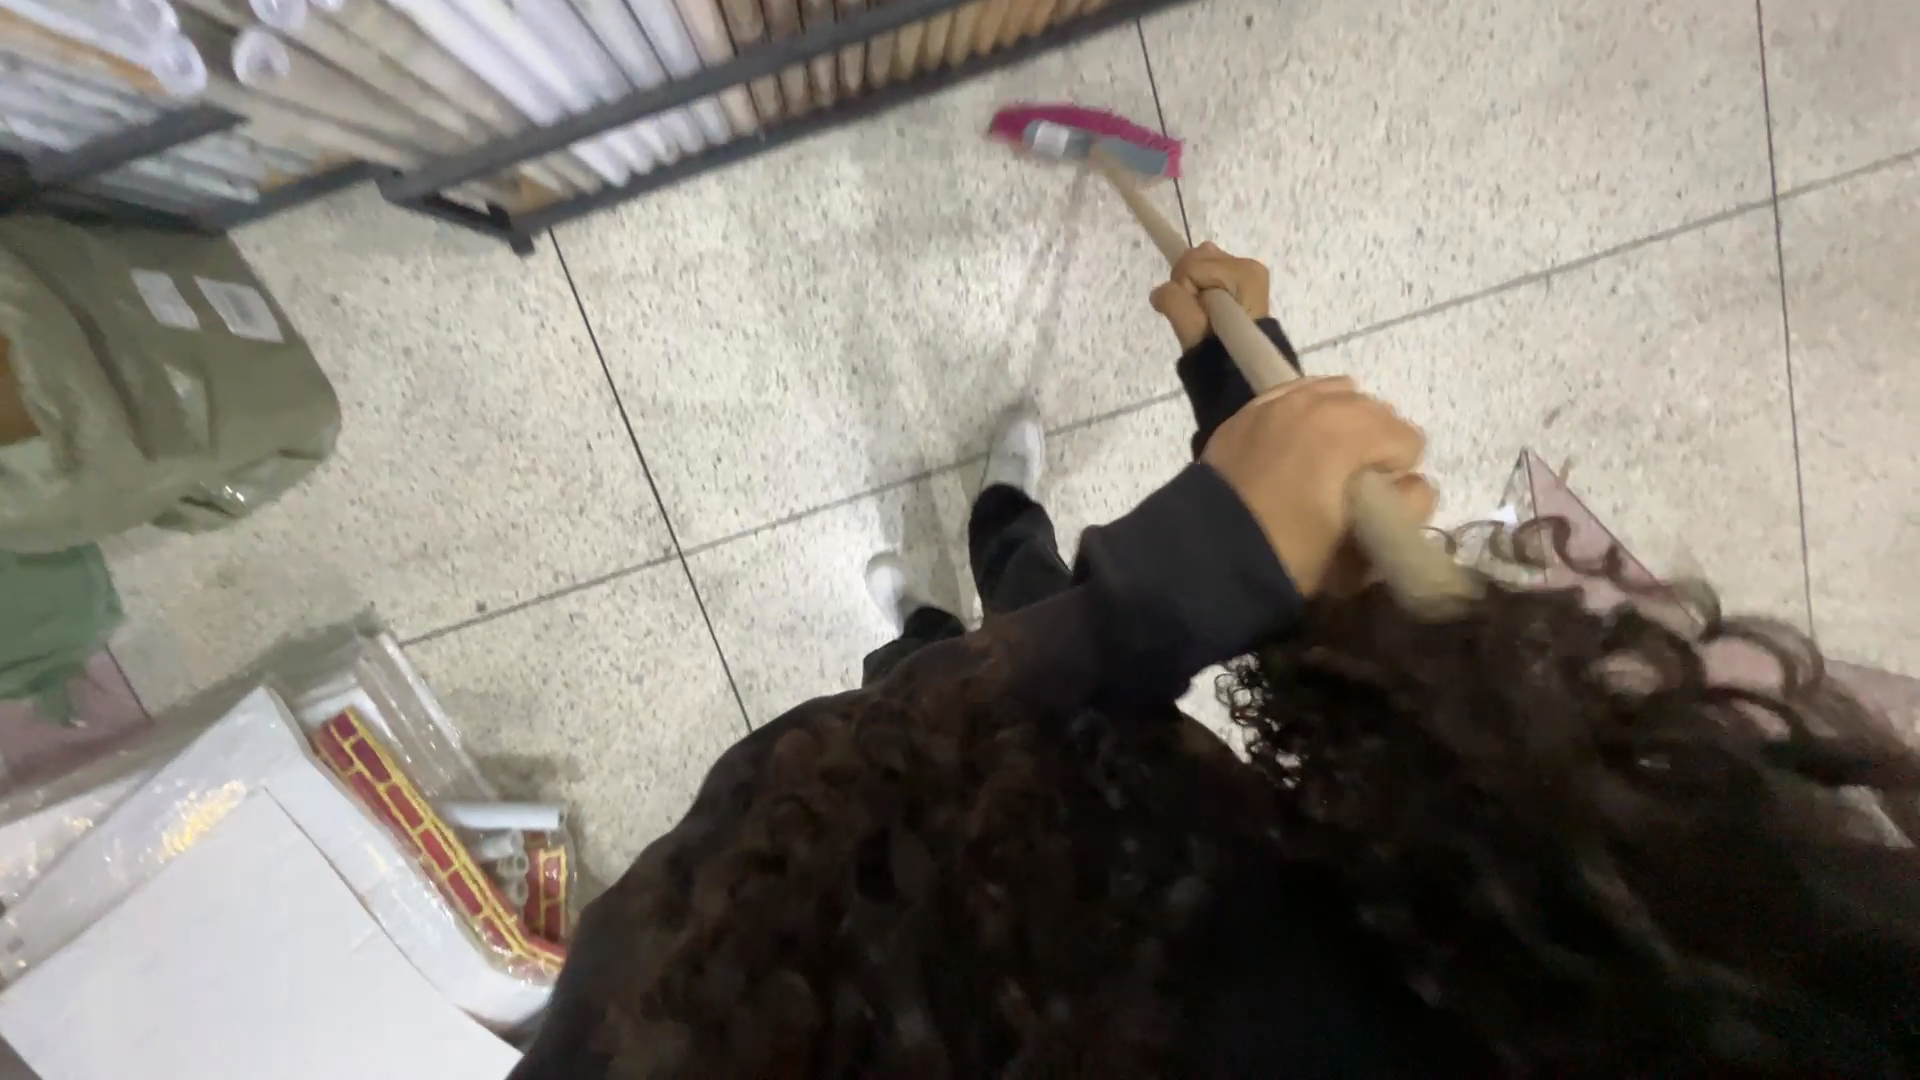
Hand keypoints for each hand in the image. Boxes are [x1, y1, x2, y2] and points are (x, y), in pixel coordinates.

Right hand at [1149, 242, 1271, 351]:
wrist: (1237, 369)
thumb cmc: (1215, 350)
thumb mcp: (1191, 327)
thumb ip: (1172, 301)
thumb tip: (1160, 293)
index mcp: (1242, 272)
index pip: (1191, 265)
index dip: (1183, 289)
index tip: (1193, 313)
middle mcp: (1248, 265)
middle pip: (1197, 256)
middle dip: (1187, 283)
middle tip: (1198, 313)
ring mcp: (1247, 270)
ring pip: (1201, 261)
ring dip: (1193, 285)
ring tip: (1204, 312)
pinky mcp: (1241, 278)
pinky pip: (1208, 269)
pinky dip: (1200, 285)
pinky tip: (1209, 306)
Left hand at [1201, 377, 1436, 595]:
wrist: (1207, 555)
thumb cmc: (1292, 553)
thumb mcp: (1366, 545)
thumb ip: (1408, 505)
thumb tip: (1405, 484)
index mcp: (1349, 427)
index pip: (1407, 440)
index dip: (1397, 476)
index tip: (1372, 504)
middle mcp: (1313, 401)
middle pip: (1371, 411)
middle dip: (1369, 446)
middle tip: (1347, 487)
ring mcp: (1272, 402)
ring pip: (1331, 396)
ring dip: (1336, 425)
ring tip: (1318, 467)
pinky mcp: (1243, 415)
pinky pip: (1288, 399)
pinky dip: (1299, 418)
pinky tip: (1289, 450)